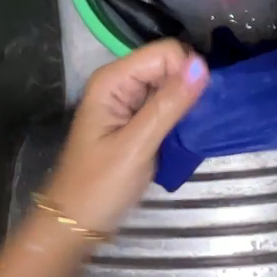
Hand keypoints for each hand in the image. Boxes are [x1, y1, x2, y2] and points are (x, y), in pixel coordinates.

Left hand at [42, 39, 208, 237]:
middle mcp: (120, 82)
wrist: (75, 224)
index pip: (166, 52)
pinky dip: (179, 117)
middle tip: (197, 122)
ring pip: (171, 86)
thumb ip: (169, 104)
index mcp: (113, 79)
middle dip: (189, 87)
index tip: (199, 105)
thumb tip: (201, 65)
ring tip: (193, 131)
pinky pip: (166, 105)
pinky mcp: (136, 120)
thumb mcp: (136, 146)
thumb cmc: (99, 187)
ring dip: (186, 104)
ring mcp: (127, 101)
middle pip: (169, 66)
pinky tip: (185, 136)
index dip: (187, 72)